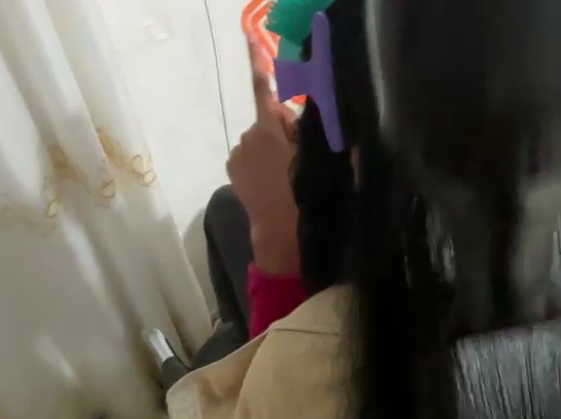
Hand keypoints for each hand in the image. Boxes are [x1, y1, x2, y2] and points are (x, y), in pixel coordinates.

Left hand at [230, 35, 300, 275]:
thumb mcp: (320, 164)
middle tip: (299, 156)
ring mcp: (238, 154)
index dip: (259, 64)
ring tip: (286, 176)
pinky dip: (260, 164)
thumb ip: (320, 135)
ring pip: (260, 141)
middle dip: (283, 131)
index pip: (265, 90)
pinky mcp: (232, 170)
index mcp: (269, 130)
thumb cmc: (303, 199)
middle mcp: (249, 135)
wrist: (279, 236)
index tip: (251, 40)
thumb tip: (328, 120)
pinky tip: (272, 183)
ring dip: (272, 150)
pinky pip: (249, 157)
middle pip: (270, 120)